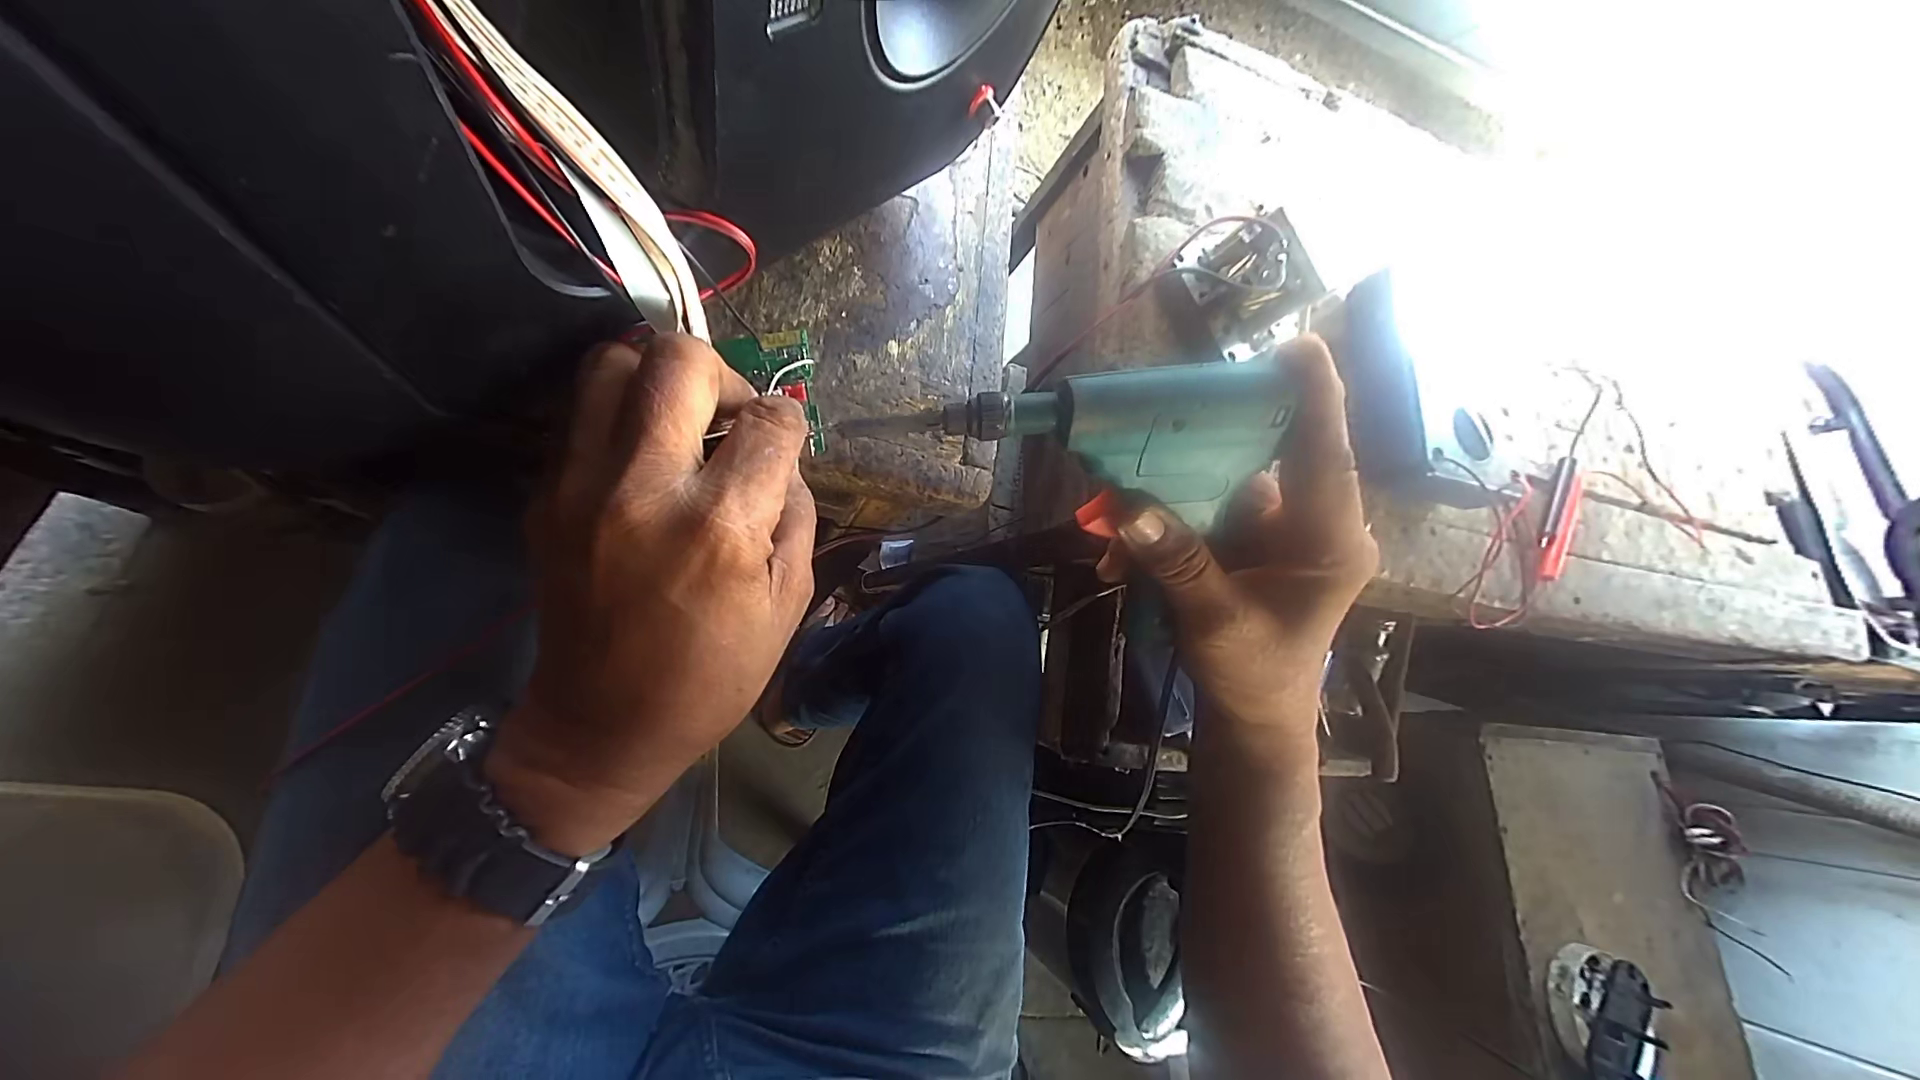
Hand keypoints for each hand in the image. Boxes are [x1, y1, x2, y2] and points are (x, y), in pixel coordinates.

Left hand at [487, 335, 816, 852]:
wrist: (600, 726)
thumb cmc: (713, 675)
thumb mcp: (788, 602)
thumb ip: (796, 515)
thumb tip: (783, 459)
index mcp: (719, 526)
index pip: (767, 423)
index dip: (789, 421)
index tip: (787, 438)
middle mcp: (643, 488)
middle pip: (678, 361)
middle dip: (724, 374)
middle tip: (732, 415)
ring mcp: (580, 486)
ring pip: (611, 363)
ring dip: (660, 378)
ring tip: (684, 422)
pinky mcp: (545, 496)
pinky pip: (583, 414)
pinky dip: (622, 413)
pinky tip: (646, 458)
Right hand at [1102, 334, 1374, 748]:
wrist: (1252, 714)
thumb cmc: (1254, 674)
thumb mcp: (1217, 620)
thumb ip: (1177, 564)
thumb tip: (1129, 510)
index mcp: (1330, 540)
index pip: (1327, 452)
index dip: (1315, 395)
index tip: (1296, 345)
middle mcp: (1309, 524)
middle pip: (1266, 454)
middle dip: (1206, 438)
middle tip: (1161, 412)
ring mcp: (1275, 532)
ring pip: (1224, 482)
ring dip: (1167, 489)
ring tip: (1112, 499)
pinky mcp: (1245, 543)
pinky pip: (1203, 512)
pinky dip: (1161, 523)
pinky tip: (1120, 550)